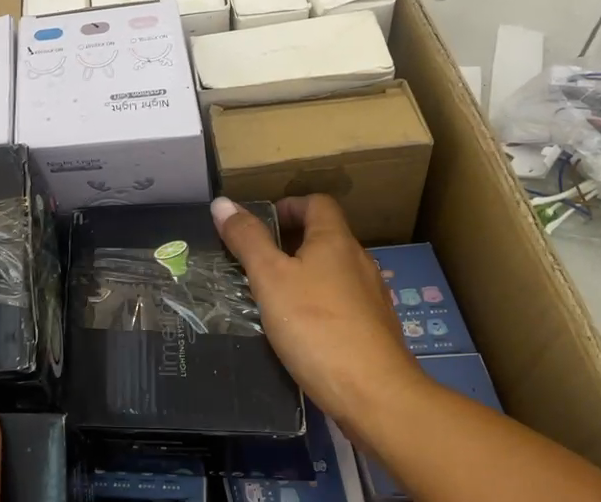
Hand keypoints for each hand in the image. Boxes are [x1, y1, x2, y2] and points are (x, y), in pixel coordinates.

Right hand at [211, 195, 430, 426]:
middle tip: (255, 262)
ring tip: (271, 296)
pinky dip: (319, 305)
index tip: (260, 226)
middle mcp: (359, 262)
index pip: (316, 203)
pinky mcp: (376, 332)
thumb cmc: (317, 327)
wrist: (378, 398)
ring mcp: (372, 299)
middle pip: (324, 237)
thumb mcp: (270, 278)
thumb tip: (222, 202)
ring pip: (332, 272)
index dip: (287, 206)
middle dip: (289, 243)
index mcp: (335, 241)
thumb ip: (247, 239)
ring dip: (303, 275)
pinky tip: (300, 330)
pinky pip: (342, 304)